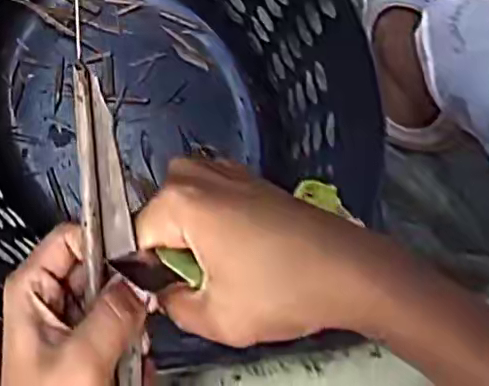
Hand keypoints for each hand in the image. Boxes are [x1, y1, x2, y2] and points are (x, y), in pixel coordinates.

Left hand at [1, 222, 148, 384]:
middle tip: (144, 315)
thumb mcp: (81, 360)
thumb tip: (137, 283)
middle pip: (96, 272)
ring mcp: (66, 328)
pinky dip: (131, 354)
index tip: (138, 257)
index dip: (104, 243)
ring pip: (111, 307)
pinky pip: (116, 338)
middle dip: (124, 296)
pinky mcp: (84, 355)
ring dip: (131, 331)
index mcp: (31, 287)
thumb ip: (112, 316)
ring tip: (136, 356)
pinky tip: (134, 373)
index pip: (70, 238)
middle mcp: (47, 300)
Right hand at [132, 157, 387, 347]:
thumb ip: (175, 309)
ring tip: (230, 263)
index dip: (154, 270)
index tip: (180, 289)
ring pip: (182, 204)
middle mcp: (188, 172)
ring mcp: (215, 167)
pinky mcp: (239, 172)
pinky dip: (215, 218)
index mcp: (176, 200)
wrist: (349, 270)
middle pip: (160, 215)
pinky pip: (206, 194)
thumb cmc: (283, 289)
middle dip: (176, 247)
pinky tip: (246, 247)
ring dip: (194, 232)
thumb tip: (163, 295)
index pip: (140, 236)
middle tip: (210, 279)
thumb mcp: (221, 320)